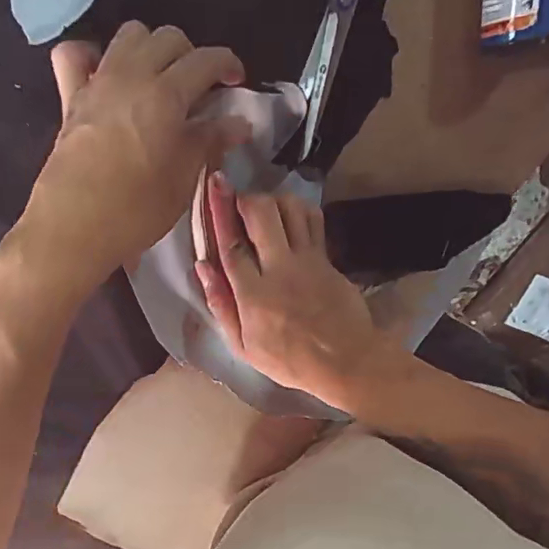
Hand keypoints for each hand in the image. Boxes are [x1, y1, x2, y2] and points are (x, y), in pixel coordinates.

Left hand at [0, 23, 247, 309]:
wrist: (73, 228)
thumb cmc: (136, 210)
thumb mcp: (182, 180)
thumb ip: (209, 142)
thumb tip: (239, 123)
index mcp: (166, 94)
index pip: (206, 59)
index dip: (227, 63)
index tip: (235, 82)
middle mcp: (131, 76)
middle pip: (168, 38)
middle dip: (189, 55)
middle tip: (197, 88)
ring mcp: (97, 84)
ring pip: (128, 36)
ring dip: (148, 48)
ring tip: (156, 80)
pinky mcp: (69, 100)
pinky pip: (73, 56)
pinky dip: (90, 56)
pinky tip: (103, 75)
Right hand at [195, 174, 398, 408]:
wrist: (346, 362)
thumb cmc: (288, 359)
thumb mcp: (243, 345)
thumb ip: (221, 304)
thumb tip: (202, 267)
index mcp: (253, 294)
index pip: (231, 245)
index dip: (219, 212)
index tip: (214, 186)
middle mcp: (280, 269)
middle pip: (263, 215)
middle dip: (246, 197)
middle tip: (236, 196)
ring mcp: (309, 261)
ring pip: (291, 210)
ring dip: (273, 200)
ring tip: (262, 208)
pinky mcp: (328, 259)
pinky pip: (313, 222)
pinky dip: (298, 210)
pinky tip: (289, 217)